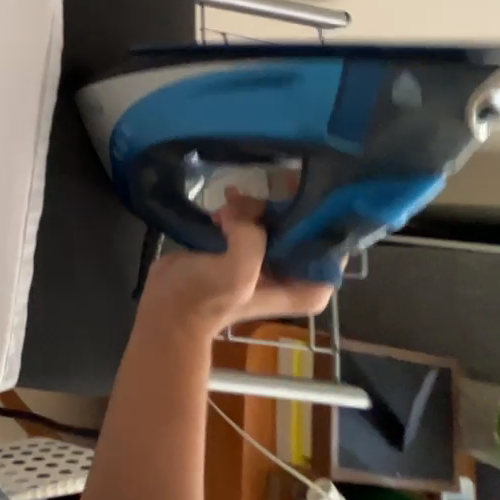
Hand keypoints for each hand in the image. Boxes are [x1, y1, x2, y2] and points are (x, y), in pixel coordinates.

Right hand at [139, 193, 335, 340]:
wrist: (169, 310)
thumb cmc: (207, 298)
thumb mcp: (237, 273)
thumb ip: (250, 238)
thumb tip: (238, 210)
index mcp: (308, 287)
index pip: (330, 243)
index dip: (318, 215)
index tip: (296, 189)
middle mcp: (294, 273)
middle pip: (300, 228)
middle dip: (277, 208)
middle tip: (248, 199)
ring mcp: (267, 262)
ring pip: (274, 222)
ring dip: (252, 208)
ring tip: (228, 202)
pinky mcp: (241, 253)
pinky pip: (251, 224)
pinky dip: (238, 211)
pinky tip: (220, 207)